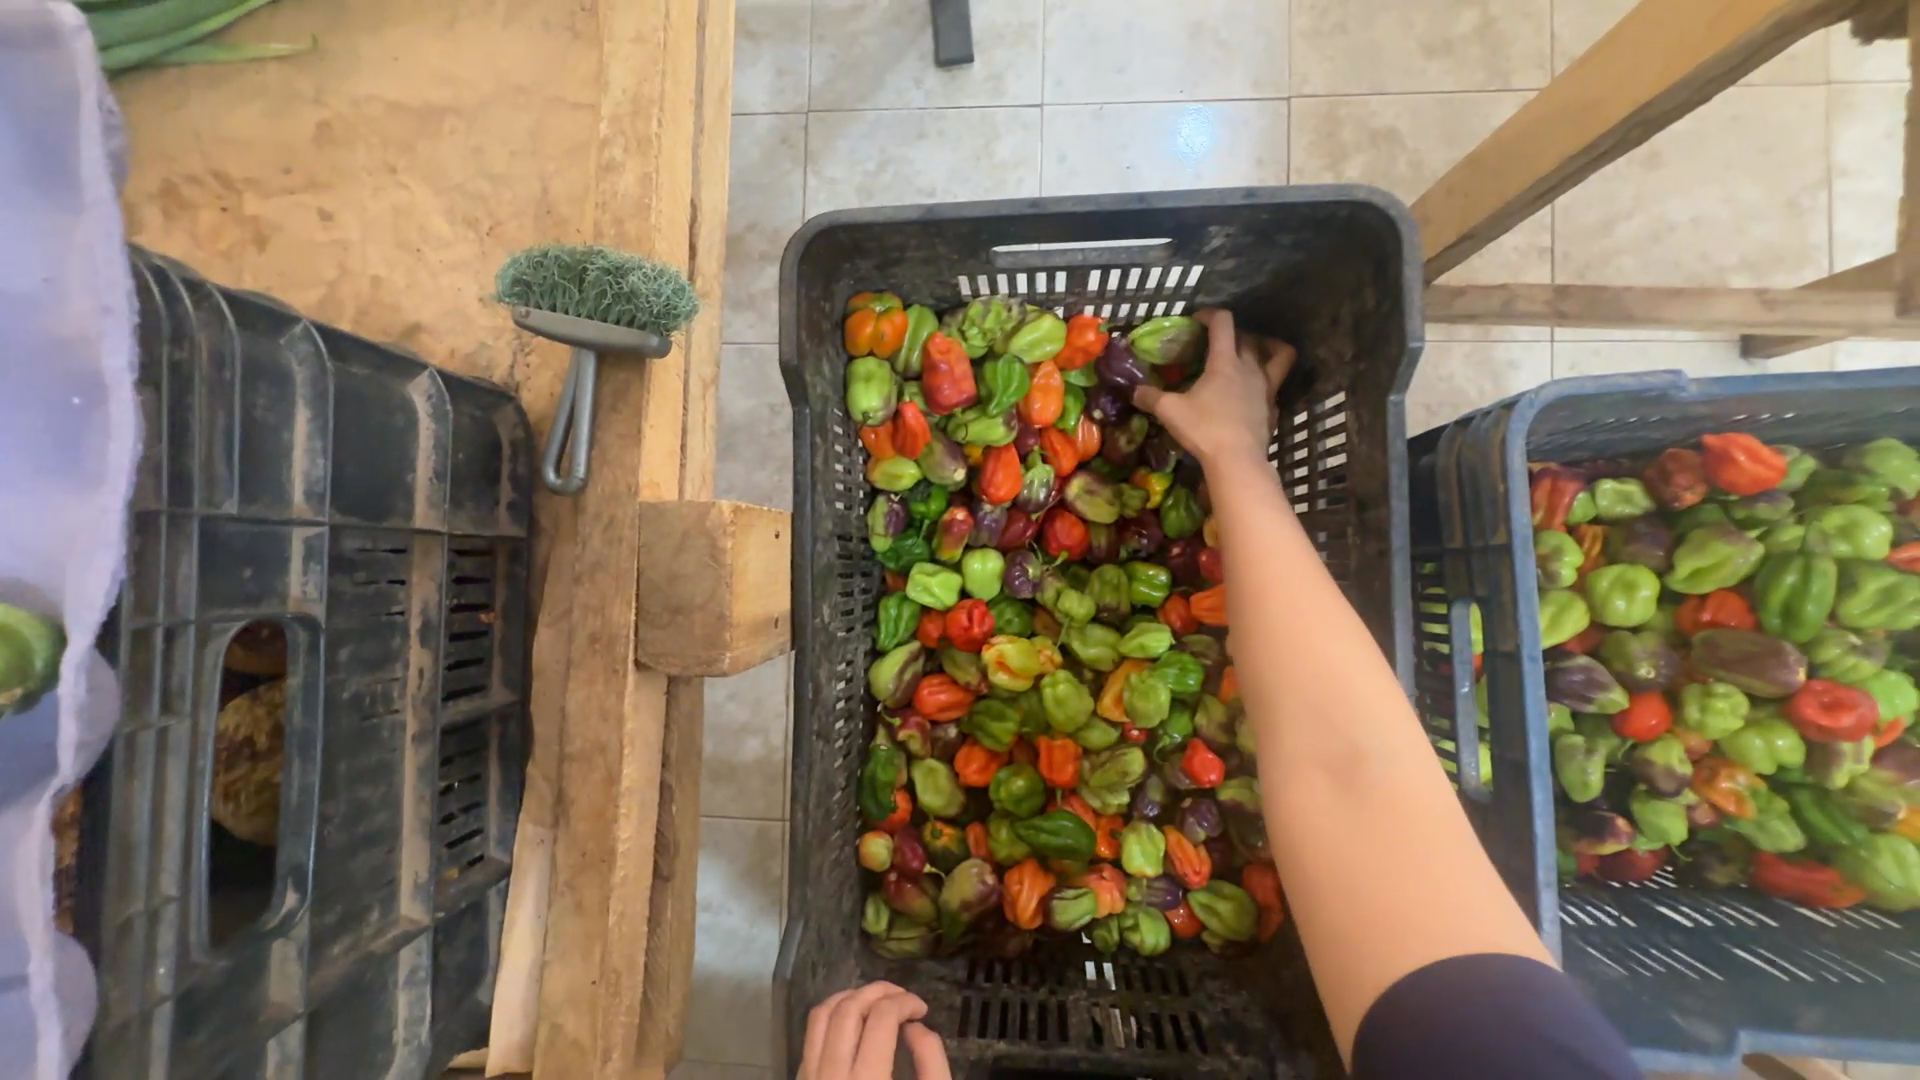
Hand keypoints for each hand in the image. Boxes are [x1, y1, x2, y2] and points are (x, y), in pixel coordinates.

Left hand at [799, 981, 950, 1079]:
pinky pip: (810, 1036)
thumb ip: (932, 1063)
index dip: (905, 1001)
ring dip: (851, 997)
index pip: (881, 1018)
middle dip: (880, 991)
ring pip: (822, 1015)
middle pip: (849, 1008)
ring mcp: (810, 1077)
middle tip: (902, 999)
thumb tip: (916, 1025)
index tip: (921, 1008)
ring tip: (876, 1003)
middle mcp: (831, 1074)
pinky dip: (832, 1016)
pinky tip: (853, 1022)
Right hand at [1133, 308, 1293, 468]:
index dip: (1210, 315)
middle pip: (1247, 337)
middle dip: (1232, 334)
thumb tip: (1135, 391)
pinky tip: (1252, 392)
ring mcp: (1266, 387)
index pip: (1223, 323)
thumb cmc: (1203, 429)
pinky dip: (1265, 381)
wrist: (1238, 460)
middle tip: (1216, 344)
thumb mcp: (1169, 412)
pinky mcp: (1272, 407)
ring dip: (1264, 349)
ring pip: (1275, 356)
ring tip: (1251, 355)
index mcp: (1225, 362)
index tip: (1197, 321)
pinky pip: (1274, 384)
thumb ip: (1151, 397)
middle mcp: (1250, 368)